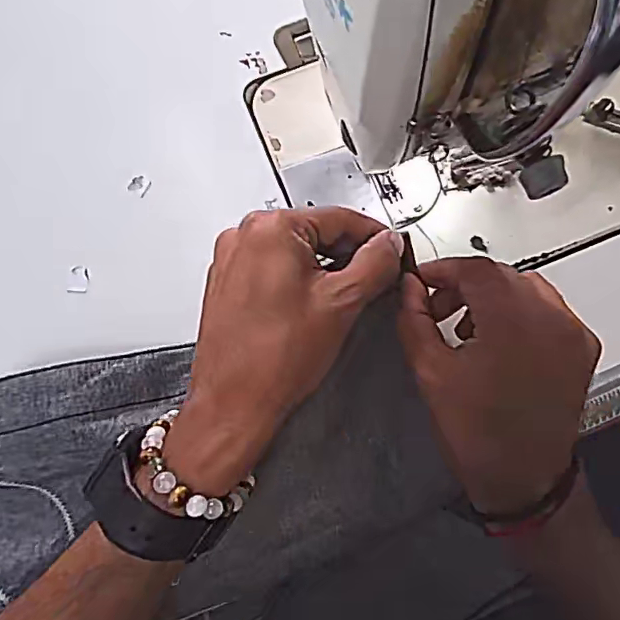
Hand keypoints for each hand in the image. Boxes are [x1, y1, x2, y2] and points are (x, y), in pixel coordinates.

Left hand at [164, 207, 403, 494]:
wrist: (234, 402)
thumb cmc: (272, 360)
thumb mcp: (342, 303)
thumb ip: (374, 264)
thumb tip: (388, 245)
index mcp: (270, 229)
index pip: (339, 217)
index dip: (375, 236)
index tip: (391, 250)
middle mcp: (244, 237)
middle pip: (315, 232)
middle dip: (348, 255)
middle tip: (375, 278)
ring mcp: (231, 261)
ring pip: (295, 252)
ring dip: (324, 270)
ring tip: (341, 302)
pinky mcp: (228, 284)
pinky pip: (273, 270)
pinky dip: (298, 283)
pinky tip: (310, 311)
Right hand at [395, 257, 601, 514]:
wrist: (523, 478)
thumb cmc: (481, 437)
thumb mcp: (430, 373)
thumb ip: (415, 320)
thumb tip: (410, 291)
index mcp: (511, 320)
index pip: (475, 268)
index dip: (442, 270)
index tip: (424, 280)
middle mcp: (550, 319)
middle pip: (501, 274)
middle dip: (464, 285)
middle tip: (436, 305)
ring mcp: (571, 333)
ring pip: (526, 289)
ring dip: (492, 297)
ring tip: (465, 327)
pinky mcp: (582, 348)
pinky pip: (548, 311)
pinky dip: (520, 314)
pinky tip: (498, 340)